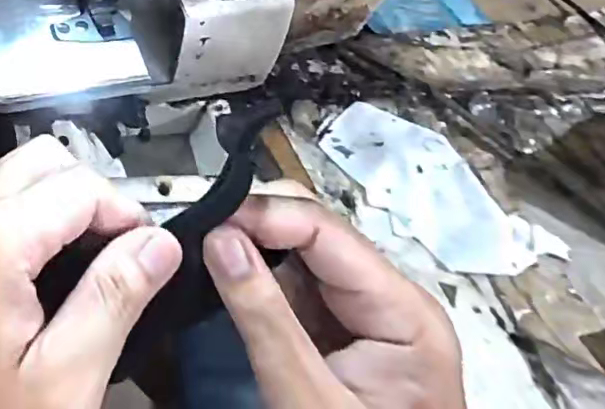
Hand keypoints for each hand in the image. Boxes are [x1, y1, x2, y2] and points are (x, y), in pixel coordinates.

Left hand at [0, 137, 182, 408]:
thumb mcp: (59, 381)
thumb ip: (113, 299)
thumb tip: (160, 242)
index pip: (82, 183)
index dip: (126, 213)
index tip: (150, 257)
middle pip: (47, 157)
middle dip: (92, 192)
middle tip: (119, 255)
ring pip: (17, 168)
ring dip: (59, 196)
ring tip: (87, 260)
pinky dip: (27, 205)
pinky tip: (42, 262)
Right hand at [202, 194, 464, 408]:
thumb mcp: (310, 404)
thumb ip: (265, 319)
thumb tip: (219, 237)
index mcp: (404, 311)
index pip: (323, 227)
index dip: (262, 213)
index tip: (207, 220)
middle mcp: (388, 295)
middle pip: (311, 225)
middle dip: (253, 221)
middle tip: (200, 231)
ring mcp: (362, 306)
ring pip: (295, 243)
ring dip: (249, 240)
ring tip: (204, 245)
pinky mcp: (335, 319)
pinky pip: (289, 273)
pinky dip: (253, 267)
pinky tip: (225, 271)